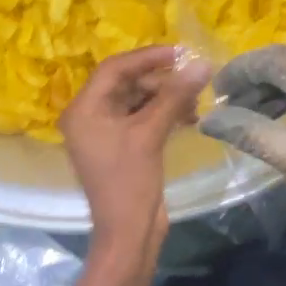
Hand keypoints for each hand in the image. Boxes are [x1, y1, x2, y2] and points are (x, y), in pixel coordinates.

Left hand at [60, 46, 210, 274]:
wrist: (127, 231)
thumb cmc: (130, 182)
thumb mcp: (150, 134)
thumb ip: (174, 96)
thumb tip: (202, 64)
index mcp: (83, 110)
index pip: (114, 69)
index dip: (148, 57)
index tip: (181, 53)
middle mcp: (88, 117)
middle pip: (126, 84)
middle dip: (160, 81)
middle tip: (193, 82)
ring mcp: (104, 133)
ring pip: (137, 101)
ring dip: (166, 98)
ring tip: (196, 102)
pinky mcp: (121, 147)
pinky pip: (141, 119)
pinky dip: (163, 114)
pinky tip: (189, 117)